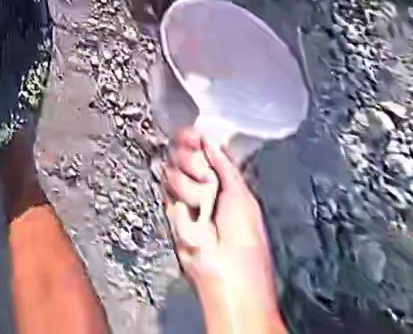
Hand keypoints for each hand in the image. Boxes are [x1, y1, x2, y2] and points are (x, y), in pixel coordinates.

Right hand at [156, 129, 282, 333]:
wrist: (228, 278)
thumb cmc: (246, 246)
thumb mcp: (243, 198)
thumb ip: (226, 165)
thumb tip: (209, 139)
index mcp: (225, 181)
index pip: (203, 148)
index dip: (194, 138)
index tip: (190, 134)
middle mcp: (204, 186)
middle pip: (184, 153)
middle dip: (191, 160)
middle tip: (204, 180)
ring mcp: (186, 199)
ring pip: (174, 170)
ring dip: (188, 186)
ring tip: (202, 207)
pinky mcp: (172, 213)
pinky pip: (167, 191)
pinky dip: (178, 199)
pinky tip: (190, 213)